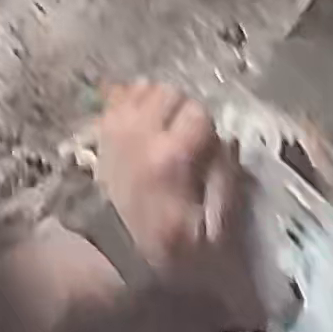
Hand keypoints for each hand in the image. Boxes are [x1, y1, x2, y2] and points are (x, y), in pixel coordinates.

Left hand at [94, 82, 265, 330]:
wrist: (112, 245)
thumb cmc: (167, 244)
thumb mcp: (212, 233)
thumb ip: (226, 184)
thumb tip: (231, 144)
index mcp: (170, 155)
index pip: (198, 113)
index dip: (209, 130)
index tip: (209, 151)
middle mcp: (141, 129)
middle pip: (170, 92)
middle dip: (185, 109)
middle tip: (188, 136)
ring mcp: (117, 123)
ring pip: (145, 86)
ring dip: (159, 101)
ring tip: (165, 126)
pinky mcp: (102, 124)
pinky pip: (120, 92)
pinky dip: (135, 98)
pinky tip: (143, 120)